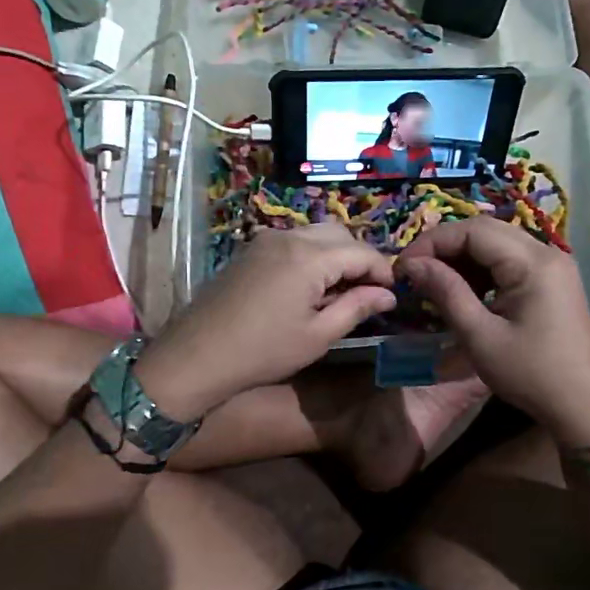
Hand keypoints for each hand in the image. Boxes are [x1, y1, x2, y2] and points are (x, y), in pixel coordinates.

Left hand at [138, 224, 395, 419]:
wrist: (198, 355)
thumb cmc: (264, 352)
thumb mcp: (318, 335)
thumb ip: (356, 307)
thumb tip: (388, 294)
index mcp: (310, 257)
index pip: (362, 251)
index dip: (382, 271)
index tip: (391, 294)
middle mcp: (289, 237)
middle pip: (340, 234)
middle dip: (360, 257)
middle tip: (367, 291)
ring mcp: (265, 240)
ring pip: (315, 234)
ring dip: (335, 254)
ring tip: (340, 290)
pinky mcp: (249, 249)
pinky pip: (292, 241)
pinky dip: (310, 254)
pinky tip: (309, 285)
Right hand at [395, 217, 589, 434]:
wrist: (579, 404)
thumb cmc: (529, 373)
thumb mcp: (479, 336)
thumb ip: (446, 292)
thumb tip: (412, 264)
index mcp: (533, 263)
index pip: (474, 230)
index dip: (433, 241)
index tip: (404, 266)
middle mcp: (547, 253)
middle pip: (485, 230)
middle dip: (444, 246)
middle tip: (414, 270)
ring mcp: (552, 265)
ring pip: (496, 244)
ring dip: (461, 257)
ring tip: (432, 281)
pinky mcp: (551, 280)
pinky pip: (508, 260)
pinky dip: (480, 269)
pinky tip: (460, 289)